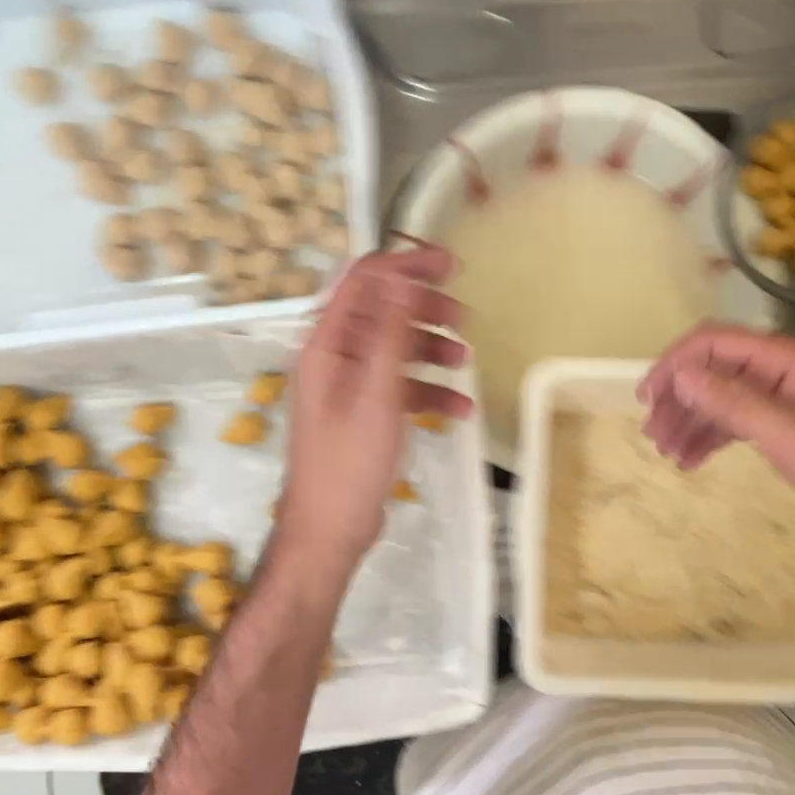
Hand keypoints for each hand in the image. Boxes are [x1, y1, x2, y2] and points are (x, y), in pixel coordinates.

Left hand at [276, 248, 472, 570]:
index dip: (407, 264)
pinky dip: (429, 391)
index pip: (365, 280)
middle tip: (465, 316)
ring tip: (467, 362)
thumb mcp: (375, 393)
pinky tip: (459, 410)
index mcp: (327, 342)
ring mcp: (348, 385)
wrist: (329, 529)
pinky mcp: (364, 412)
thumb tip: (399, 277)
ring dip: (432, 350)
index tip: (453, 265)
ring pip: (395, 348)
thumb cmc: (350, 462)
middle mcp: (334, 356)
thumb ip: (388, 333)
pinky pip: (399, 387)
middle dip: (426, 308)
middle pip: (383, 310)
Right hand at [637, 323, 794, 540]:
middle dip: (678, 399)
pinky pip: (734, 424)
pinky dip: (709, 439)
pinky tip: (689, 460)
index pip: (714, 344)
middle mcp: (776, 373)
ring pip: (719, 401)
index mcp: (781, 359)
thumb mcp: (785, 430)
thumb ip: (732, 401)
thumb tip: (681, 375)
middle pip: (711, 372)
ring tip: (665, 451)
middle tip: (652, 433)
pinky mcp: (781, 430)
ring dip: (690, 422)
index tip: (647, 397)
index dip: (675, 364)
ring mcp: (779, 401)